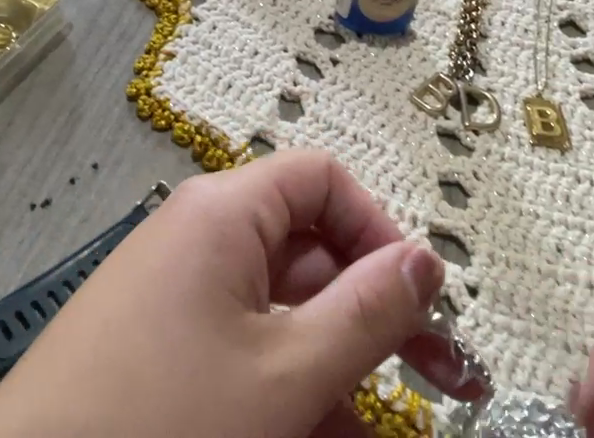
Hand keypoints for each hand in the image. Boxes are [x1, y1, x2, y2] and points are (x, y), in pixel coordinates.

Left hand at [0, 151, 482, 437]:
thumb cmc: (166, 419)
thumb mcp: (285, 372)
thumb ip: (367, 313)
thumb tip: (428, 259)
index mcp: (224, 213)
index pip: (323, 181)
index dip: (380, 231)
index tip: (421, 300)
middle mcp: (198, 237)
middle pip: (308, 251)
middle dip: (370, 315)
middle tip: (436, 376)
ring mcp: (174, 293)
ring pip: (279, 314)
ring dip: (333, 367)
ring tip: (374, 430)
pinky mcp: (156, 345)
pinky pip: (239, 350)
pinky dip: (283, 386)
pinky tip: (319, 434)